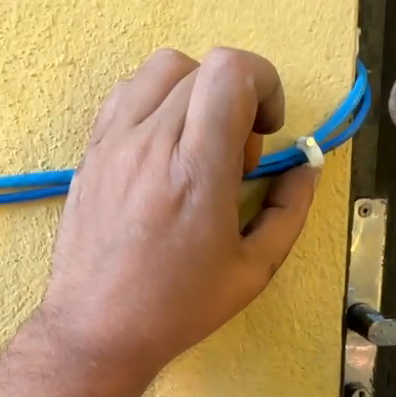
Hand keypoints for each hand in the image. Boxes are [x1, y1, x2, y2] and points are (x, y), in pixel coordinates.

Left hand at [34, 48, 319, 382]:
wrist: (97, 329)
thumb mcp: (253, 271)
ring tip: (196, 144)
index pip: (231, 71)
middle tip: (233, 157)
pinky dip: (154, 102)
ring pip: (161, 68)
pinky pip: (126, 93)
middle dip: (235, 98)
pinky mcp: (90, 152)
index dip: (264, 84)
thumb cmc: (176, 308)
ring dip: (193, 91)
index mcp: (196, 171)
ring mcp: (113, 144)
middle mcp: (150, 144)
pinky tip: (162, 150)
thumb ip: (289, 211)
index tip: (265, 129)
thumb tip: (306, 167)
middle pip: (202, 67)